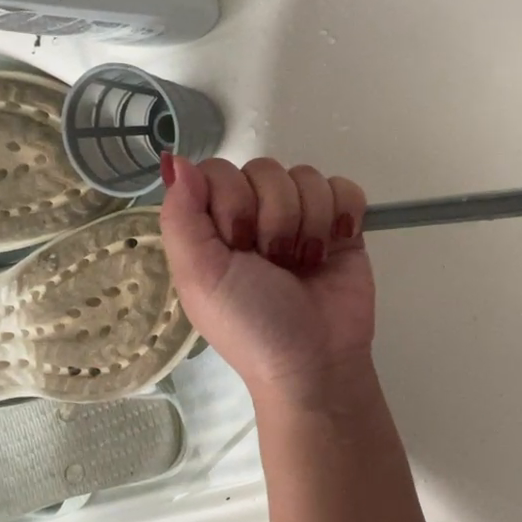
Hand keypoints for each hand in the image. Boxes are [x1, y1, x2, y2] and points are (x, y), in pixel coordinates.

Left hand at [158, 153, 373, 406]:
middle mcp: (258, 215)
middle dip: (273, 217)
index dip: (231, 198)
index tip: (237, 241)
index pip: (218, 171)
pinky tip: (335, 245)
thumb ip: (181, 217)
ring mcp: (303, 218)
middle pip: (265, 169)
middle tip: (274, 261)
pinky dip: (343, 213)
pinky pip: (344, 187)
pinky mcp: (344, 224)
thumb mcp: (199, 278)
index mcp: (216, 226)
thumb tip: (177, 160)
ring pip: (306, 176)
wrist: (316, 360)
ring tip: (305, 264)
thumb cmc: (252, 324)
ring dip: (308, 223)